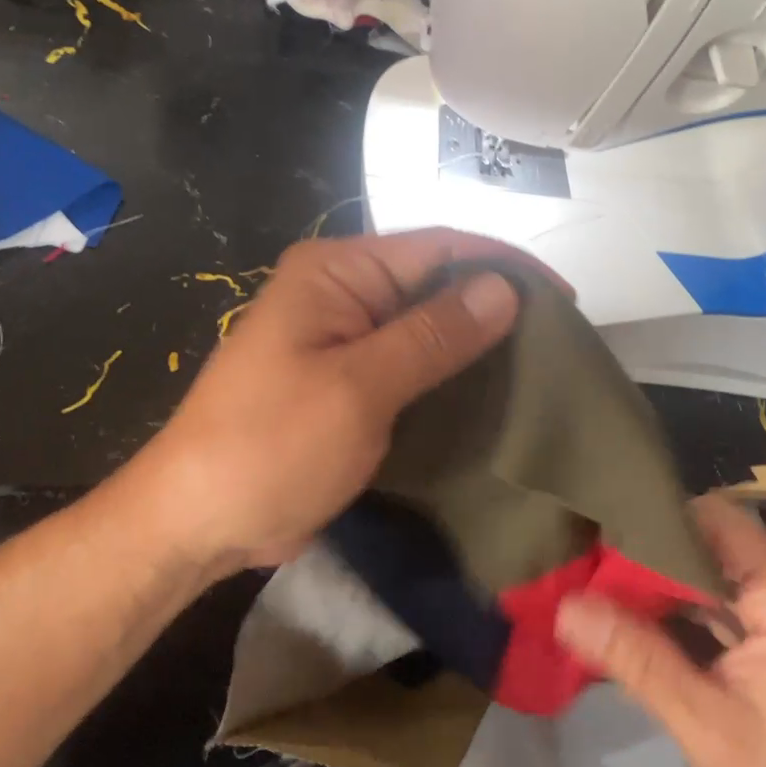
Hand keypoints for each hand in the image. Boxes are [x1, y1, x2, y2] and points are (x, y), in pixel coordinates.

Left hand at [130, 228, 562, 574]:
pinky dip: (449, 377)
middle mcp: (340, 293)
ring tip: (542, 369)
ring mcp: (342, 340)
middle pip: (433, 283)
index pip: (436, 247)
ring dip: (476, 345)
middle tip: (562, 341)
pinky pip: (409, 367)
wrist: (199, 519)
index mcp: (336, 272)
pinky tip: (493, 397)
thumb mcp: (359, 387)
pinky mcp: (346, 384)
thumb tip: (503, 288)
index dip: (502, 266)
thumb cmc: (271, 443)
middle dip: (494, 306)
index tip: (566, 299)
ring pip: (426, 328)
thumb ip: (433, 334)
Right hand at [556, 496, 765, 766]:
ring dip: (660, 584)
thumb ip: (635, 657)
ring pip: (711, 573)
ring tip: (594, 583)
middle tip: (582, 561)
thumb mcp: (704, 721)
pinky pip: (722, 604)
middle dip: (645, 554)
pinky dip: (681, 610)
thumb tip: (564, 607)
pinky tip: (634, 621)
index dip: (650, 518)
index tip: (593, 527)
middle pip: (707, 543)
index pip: (709, 517)